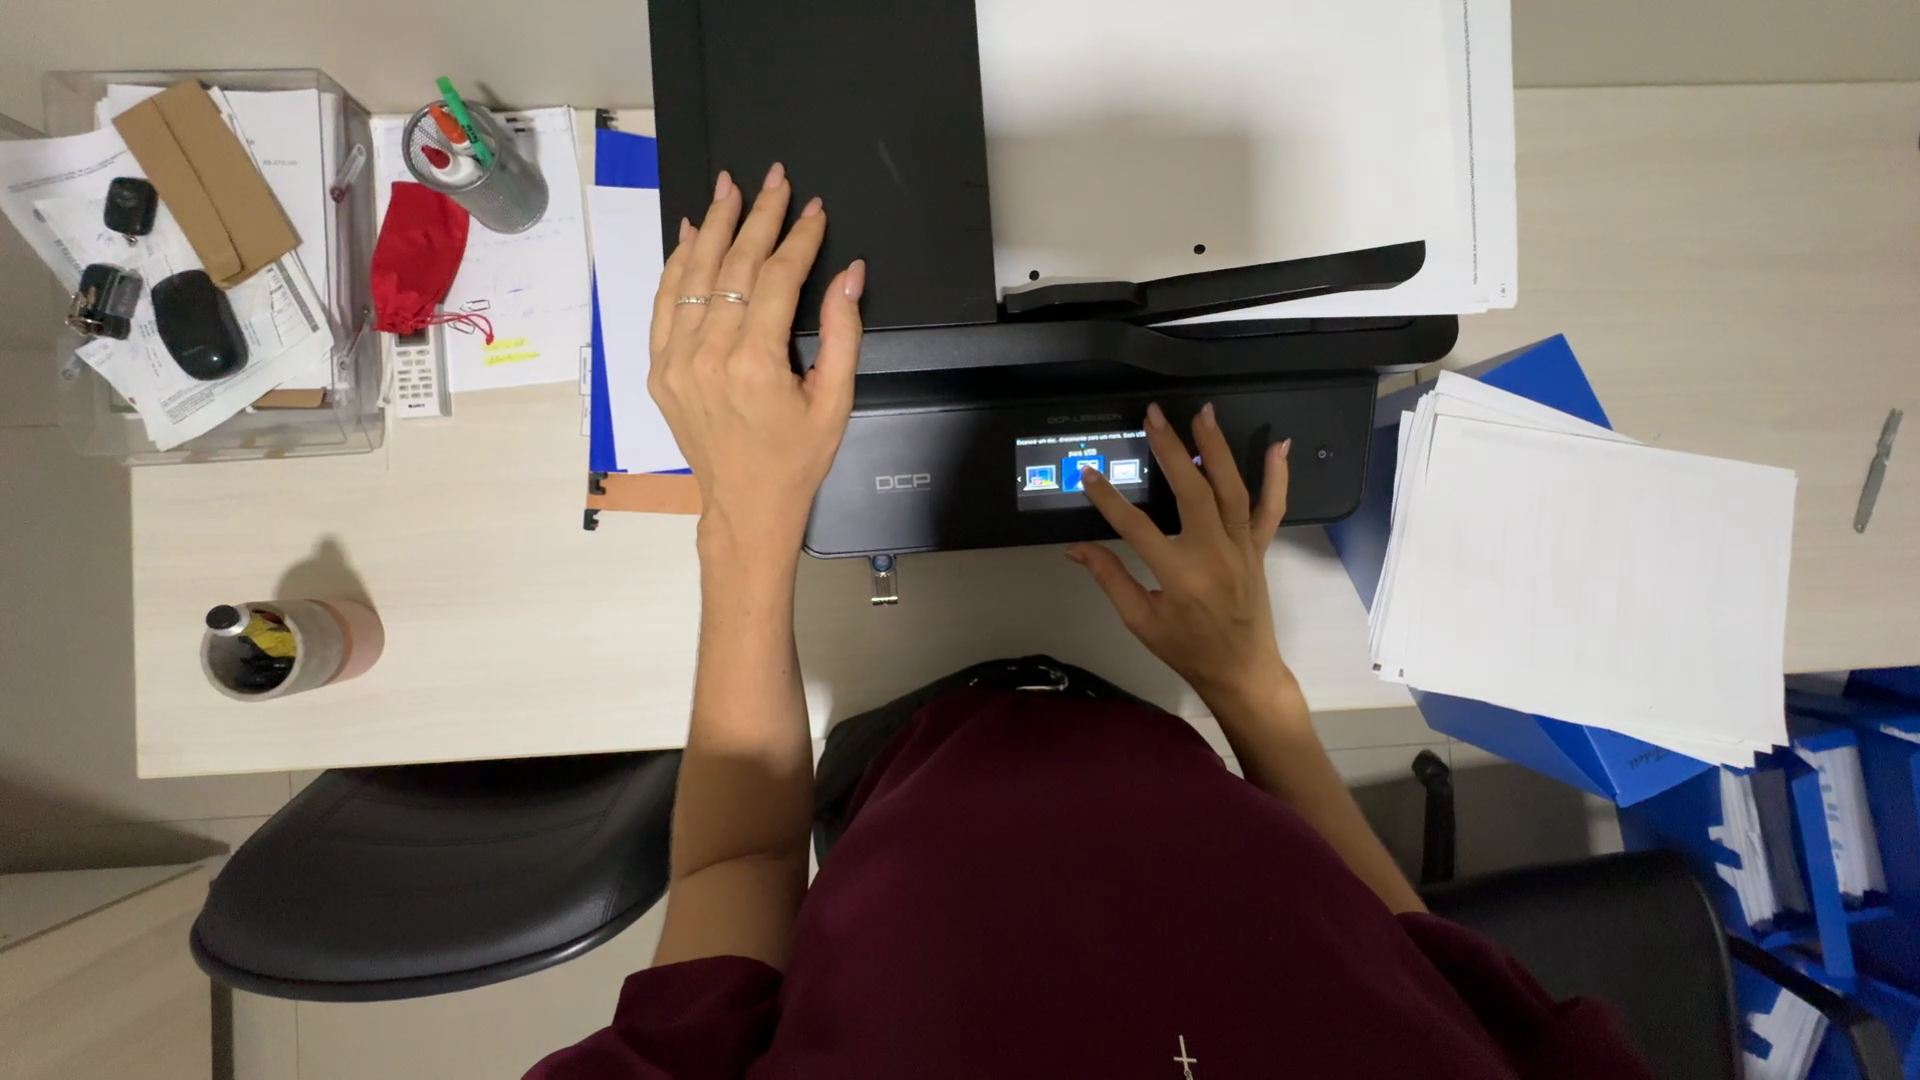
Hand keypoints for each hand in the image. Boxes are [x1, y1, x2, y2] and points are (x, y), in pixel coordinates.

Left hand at [649, 164, 865, 557]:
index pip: (775, 279)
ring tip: (728, 187)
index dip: (798, 239)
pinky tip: (690, 232)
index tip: (814, 211)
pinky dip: (677, 264)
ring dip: (712, 226)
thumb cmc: (797, 460)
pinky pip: (664, 303)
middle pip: (733, 267)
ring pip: (693, 275)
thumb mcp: (835, 403)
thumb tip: (848, 276)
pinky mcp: (660, 369)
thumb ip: (843, 335)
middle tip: (773, 179)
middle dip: (756, 218)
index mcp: (755, 365)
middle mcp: (707, 355)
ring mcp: (676, 361)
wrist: (746, 505)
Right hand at [1067, 402, 1295, 715]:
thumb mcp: (1140, 621)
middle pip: (1191, 491)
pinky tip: (1278, 445)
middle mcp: (1214, 554)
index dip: (1108, 499)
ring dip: (1216, 448)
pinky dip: (1277, 477)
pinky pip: (1271, 509)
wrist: (1241, 671)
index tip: (1089, 474)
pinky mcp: (1259, 548)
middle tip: (1153, 416)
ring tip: (1203, 413)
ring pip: (1231, 489)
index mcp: (1180, 575)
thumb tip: (1075, 549)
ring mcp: (1242, 548)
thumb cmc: (1186, 649)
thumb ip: (1109, 578)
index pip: (1136, 526)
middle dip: (1170, 450)